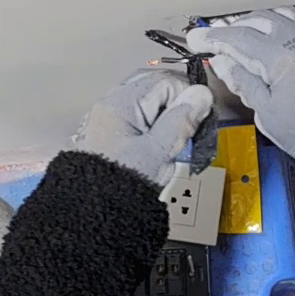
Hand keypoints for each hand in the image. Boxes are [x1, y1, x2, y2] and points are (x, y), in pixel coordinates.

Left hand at [73, 69, 214, 186]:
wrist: (93, 213)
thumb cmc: (122, 183)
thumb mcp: (158, 150)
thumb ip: (181, 120)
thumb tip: (201, 95)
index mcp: (122, 103)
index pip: (166, 81)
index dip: (187, 97)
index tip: (198, 119)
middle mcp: (113, 104)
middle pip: (155, 88)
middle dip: (177, 105)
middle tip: (189, 128)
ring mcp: (110, 119)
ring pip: (148, 104)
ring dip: (166, 118)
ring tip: (173, 142)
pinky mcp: (112, 135)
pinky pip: (139, 119)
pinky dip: (154, 129)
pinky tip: (159, 148)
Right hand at [186, 6, 294, 159]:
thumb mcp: (264, 109)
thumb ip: (242, 80)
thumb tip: (222, 62)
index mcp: (280, 56)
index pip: (238, 38)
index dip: (213, 38)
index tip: (196, 39)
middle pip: (257, 20)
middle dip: (232, 27)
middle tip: (214, 38)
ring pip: (278, 15)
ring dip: (256, 21)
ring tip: (239, 33)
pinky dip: (277, 22)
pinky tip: (268, 33)